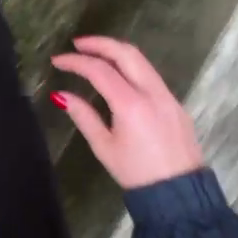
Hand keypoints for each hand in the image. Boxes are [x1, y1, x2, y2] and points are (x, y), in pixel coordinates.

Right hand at [50, 37, 204, 190]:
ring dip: (116, 52)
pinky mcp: (175, 103)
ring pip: (142, 61)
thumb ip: (83, 116)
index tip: (57, 60)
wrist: (179, 193)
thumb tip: (61, 95)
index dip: (75, 61)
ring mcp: (168, 96)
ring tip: (94, 54)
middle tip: (77, 44)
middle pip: (126, 53)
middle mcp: (152, 93)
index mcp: (131, 104)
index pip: (99, 70)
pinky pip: (150, 75)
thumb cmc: (136, 172)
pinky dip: (130, 66)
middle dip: (99, 43)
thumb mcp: (103, 146)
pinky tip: (117, 74)